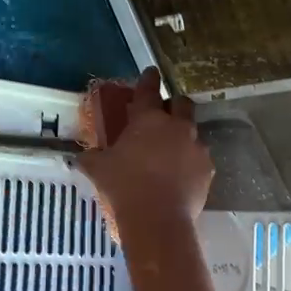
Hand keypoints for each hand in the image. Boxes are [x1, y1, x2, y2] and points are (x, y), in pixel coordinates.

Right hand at [76, 68, 213, 234]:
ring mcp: (197, 147)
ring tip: (169, 153)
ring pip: (192, 132)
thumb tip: (82, 156)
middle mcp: (177, 127)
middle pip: (182, 103)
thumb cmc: (123, 185)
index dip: (148, 79)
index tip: (150, 72)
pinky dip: (189, 162)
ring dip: (181, 137)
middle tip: (162, 114)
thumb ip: (91, 157)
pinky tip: (178, 176)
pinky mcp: (207, 169)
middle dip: (173, 105)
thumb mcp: (98, 169)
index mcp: (148, 119)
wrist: (157, 218)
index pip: (148, 89)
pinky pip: (198, 159)